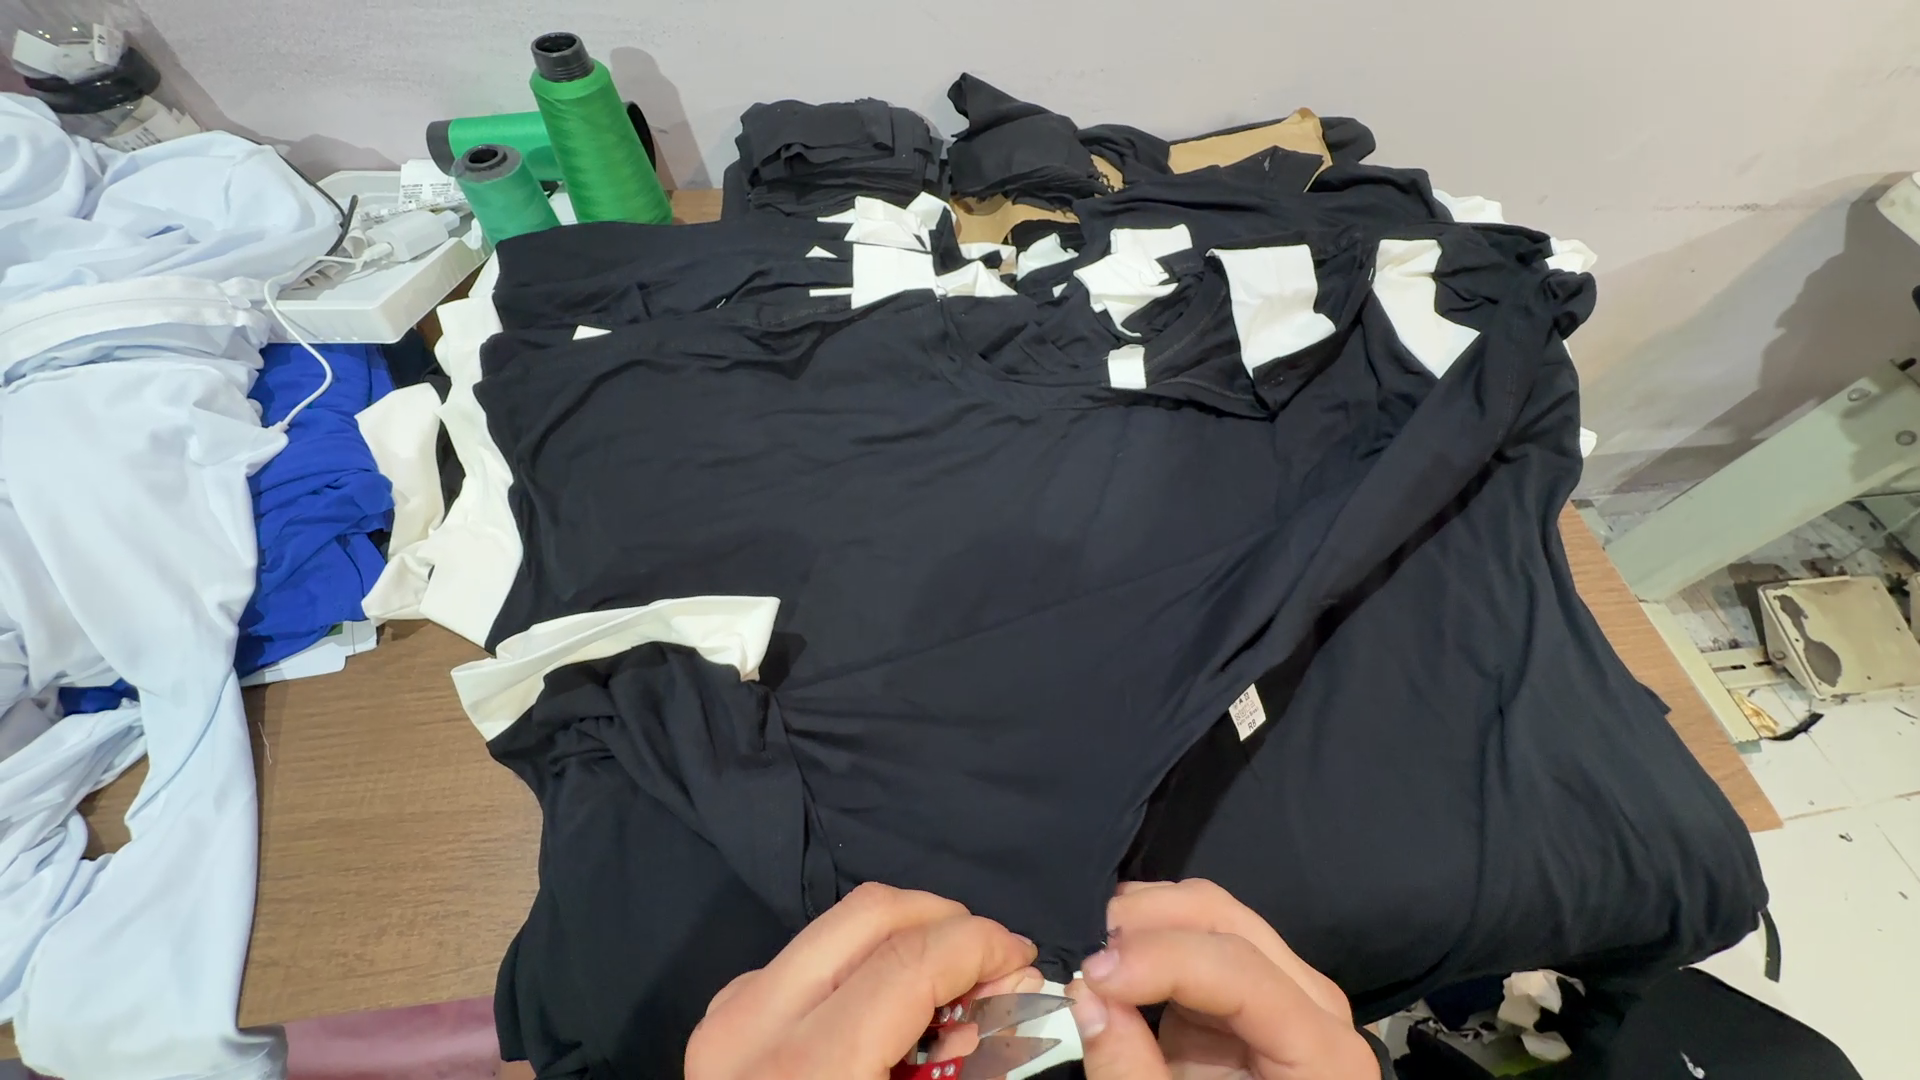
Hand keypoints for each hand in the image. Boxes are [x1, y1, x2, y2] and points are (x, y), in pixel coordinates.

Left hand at [687, 882, 1043, 1079]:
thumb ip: (973, 1061)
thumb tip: (1016, 983)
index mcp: (807, 1070)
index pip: (910, 960)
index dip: (981, 945)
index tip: (1022, 958)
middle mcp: (755, 1021)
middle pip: (872, 911)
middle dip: (946, 921)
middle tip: (989, 962)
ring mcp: (733, 1011)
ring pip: (840, 921)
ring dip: (908, 934)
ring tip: (948, 980)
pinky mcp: (727, 1012)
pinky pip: (811, 953)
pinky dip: (865, 959)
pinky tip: (891, 1005)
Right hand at [1070, 879, 1378, 1079]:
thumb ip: (1132, 1073)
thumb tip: (1086, 998)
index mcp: (1323, 1051)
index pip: (1239, 967)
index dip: (1161, 959)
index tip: (1095, 975)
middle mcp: (1312, 999)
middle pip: (1223, 918)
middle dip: (1147, 920)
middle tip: (1088, 951)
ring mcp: (1281, 983)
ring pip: (1207, 909)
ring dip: (1143, 919)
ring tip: (1096, 953)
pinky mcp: (1245, 984)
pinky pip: (1195, 933)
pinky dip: (1148, 934)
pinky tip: (1116, 956)